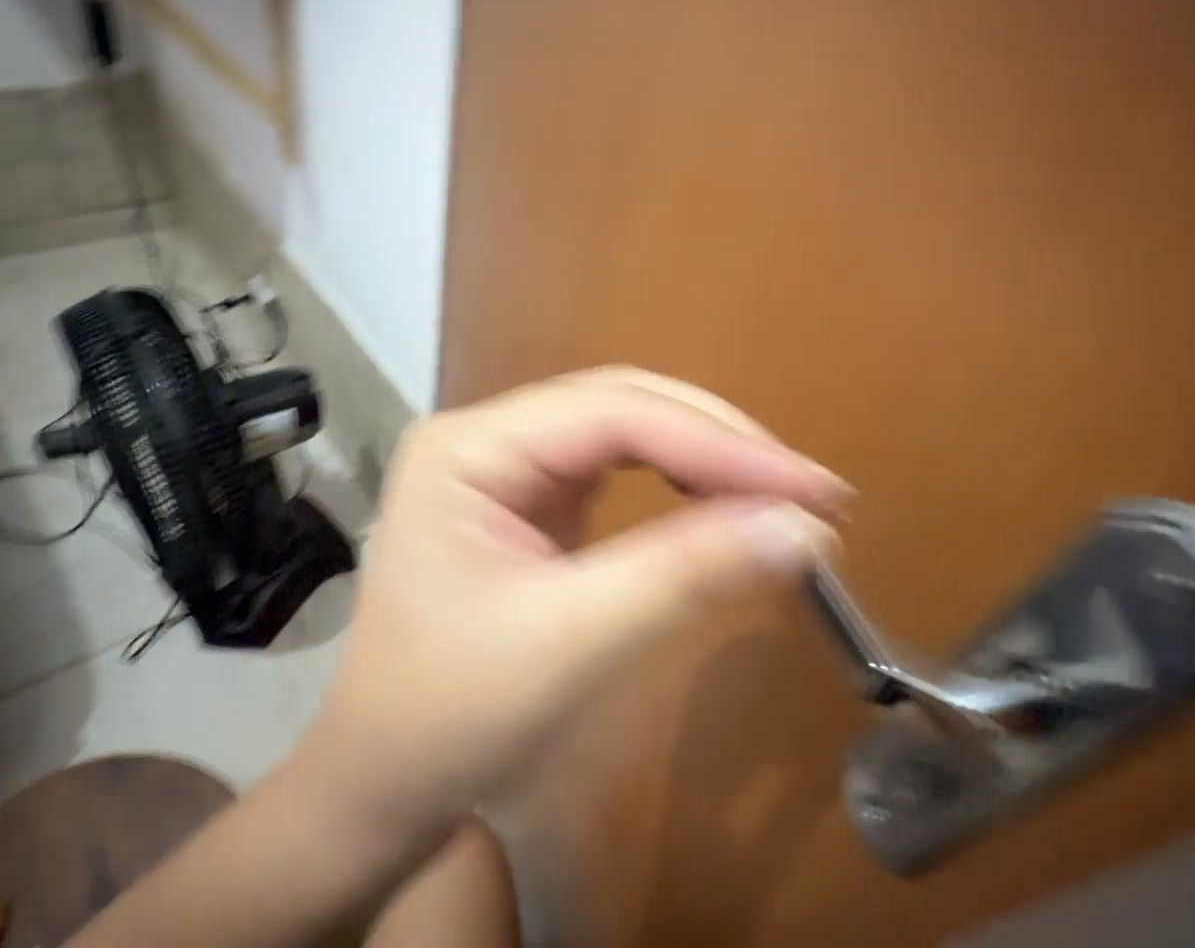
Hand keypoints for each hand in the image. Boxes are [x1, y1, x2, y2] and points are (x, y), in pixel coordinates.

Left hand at [297, 368, 849, 833]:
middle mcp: (485, 439)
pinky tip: (722, 507)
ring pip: (625, 436)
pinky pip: (616, 477)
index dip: (721, 446)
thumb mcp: (572, 642)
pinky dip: (678, 489)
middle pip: (622, 409)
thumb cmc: (450, 716)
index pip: (615, 415)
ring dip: (707, 461)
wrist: (381, 785)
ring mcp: (505, 472)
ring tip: (783, 497)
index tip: (813, 491)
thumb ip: (685, 575)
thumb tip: (804, 528)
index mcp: (468, 447)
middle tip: (811, 493)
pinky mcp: (527, 509)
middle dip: (720, 446)